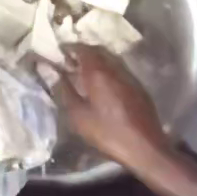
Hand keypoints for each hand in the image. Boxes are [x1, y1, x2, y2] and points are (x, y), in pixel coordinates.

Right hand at [55, 44, 174, 171]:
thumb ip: (64, 90)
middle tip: (71, 61)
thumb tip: (51, 71)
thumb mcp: (78, 115)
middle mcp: (116, 69)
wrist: (145, 148)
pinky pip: (120, 69)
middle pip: (99, 50)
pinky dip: (108, 69)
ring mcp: (130, 77)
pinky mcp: (139, 88)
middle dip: (84, 51)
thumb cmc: (107, 132)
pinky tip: (102, 85)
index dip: (70, 47)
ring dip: (97, 60)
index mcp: (99, 72)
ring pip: (111, 59)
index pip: (83, 49)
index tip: (60, 50)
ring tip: (84, 72)